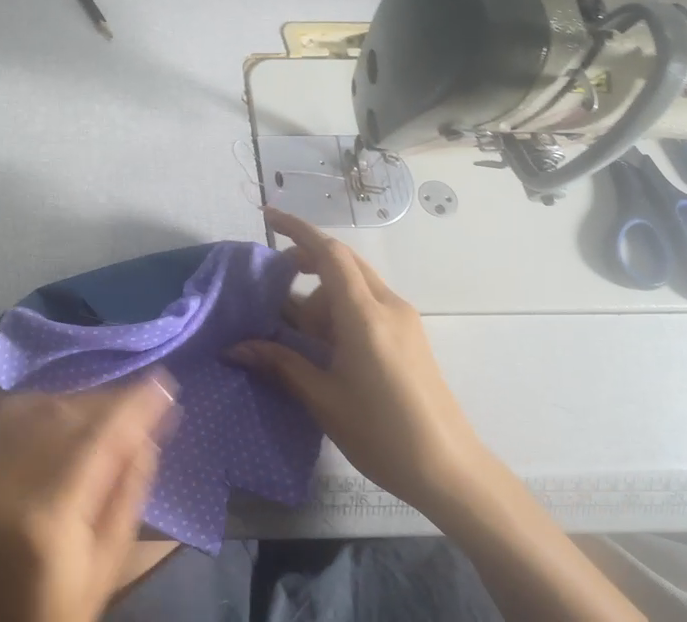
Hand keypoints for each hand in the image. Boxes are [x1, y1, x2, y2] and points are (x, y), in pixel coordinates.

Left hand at [0, 373, 178, 621]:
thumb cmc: (59, 610)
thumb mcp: (108, 561)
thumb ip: (127, 491)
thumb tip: (147, 431)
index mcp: (48, 516)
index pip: (97, 439)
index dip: (132, 406)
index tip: (163, 383)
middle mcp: (6, 482)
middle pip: (66, 415)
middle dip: (108, 401)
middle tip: (141, 400)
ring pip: (36, 407)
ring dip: (76, 400)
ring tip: (106, 409)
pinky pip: (4, 414)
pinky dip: (38, 404)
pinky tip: (61, 411)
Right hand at [229, 207, 489, 513]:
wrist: (450, 470)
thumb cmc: (382, 434)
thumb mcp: (323, 399)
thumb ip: (280, 363)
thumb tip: (236, 346)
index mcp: (364, 315)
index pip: (329, 254)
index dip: (297, 230)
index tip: (268, 216)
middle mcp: (388, 306)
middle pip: (343, 262)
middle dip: (306, 263)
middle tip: (274, 288)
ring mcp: (404, 320)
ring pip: (355, 284)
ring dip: (323, 295)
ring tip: (301, 338)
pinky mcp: (411, 336)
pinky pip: (369, 303)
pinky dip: (341, 309)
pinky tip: (327, 347)